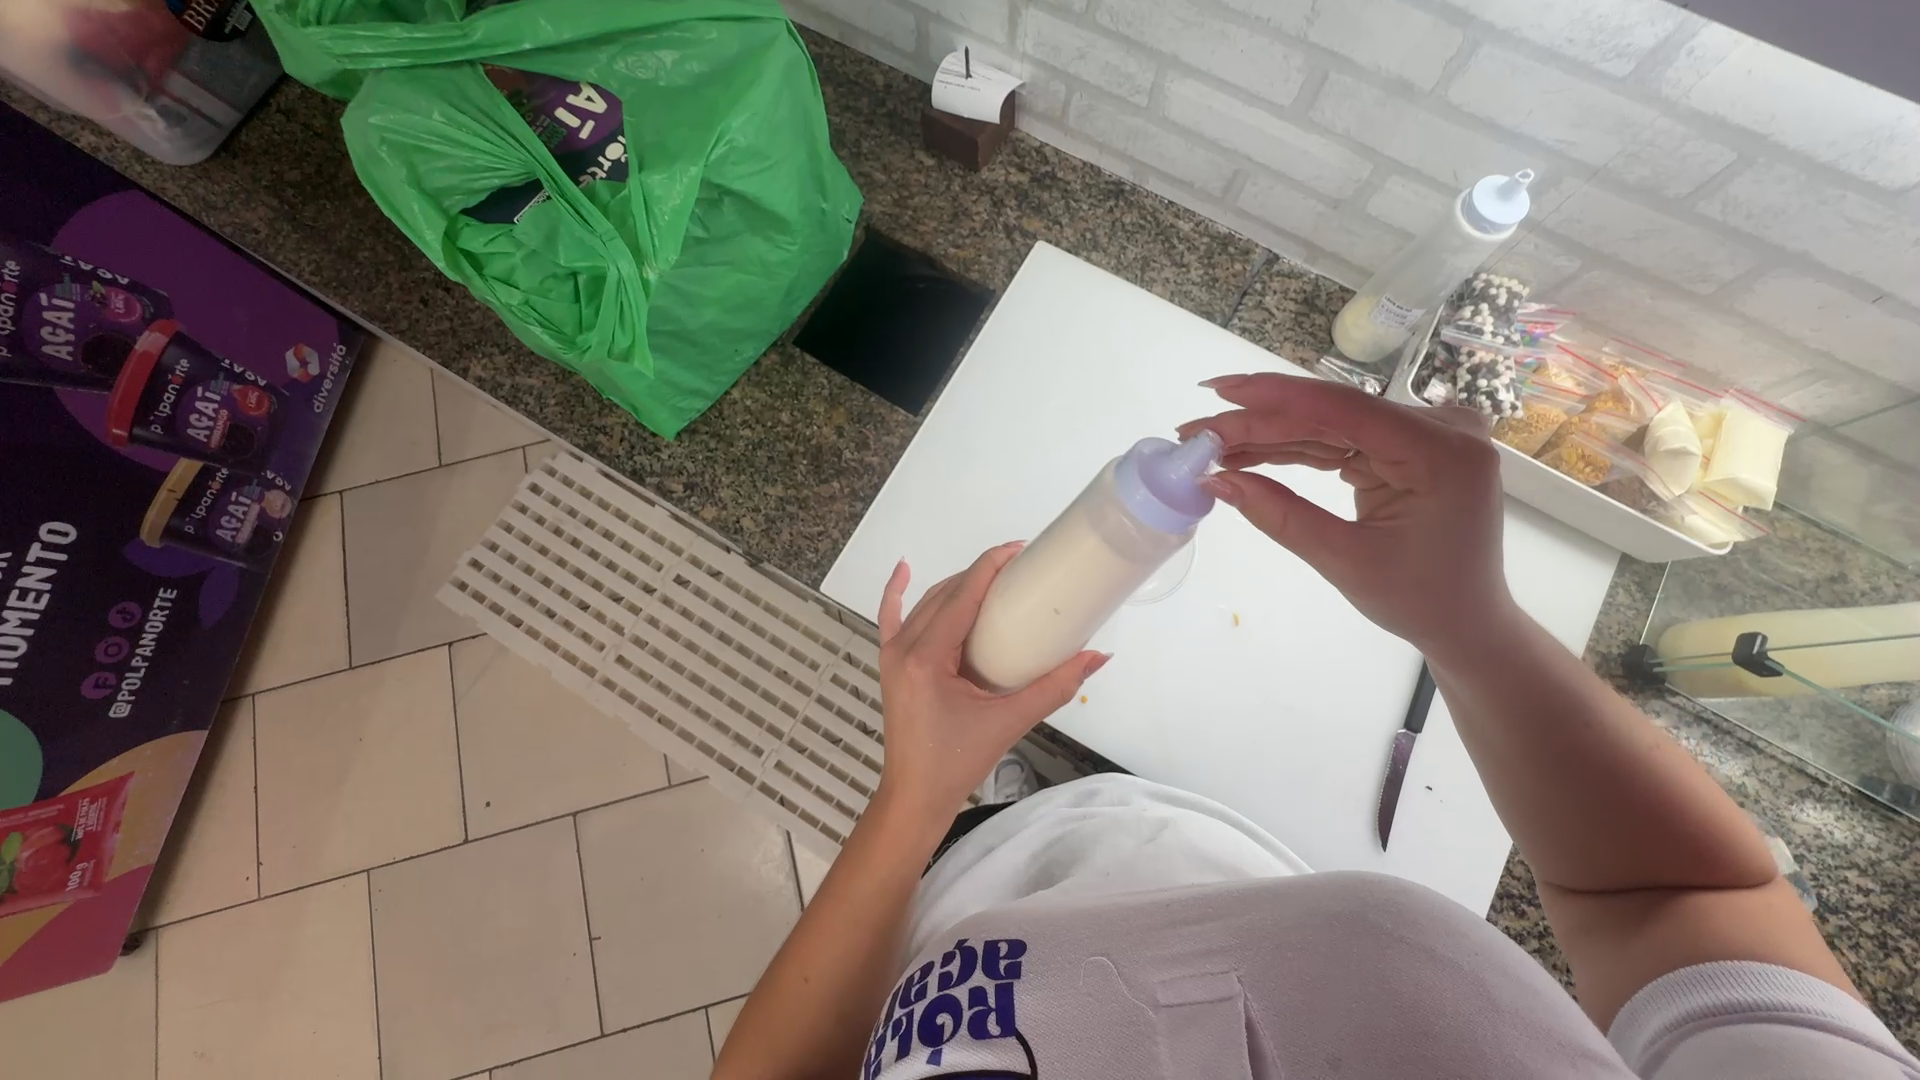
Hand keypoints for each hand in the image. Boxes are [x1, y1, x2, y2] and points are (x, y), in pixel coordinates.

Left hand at [873, 544, 1109, 826]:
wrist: (915, 796)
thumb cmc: (958, 761)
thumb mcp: (1009, 722)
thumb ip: (1055, 687)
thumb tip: (1098, 657)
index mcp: (928, 657)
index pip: (963, 595)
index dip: (991, 566)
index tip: (1019, 549)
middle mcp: (905, 647)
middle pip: (946, 594)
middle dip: (981, 573)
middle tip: (1018, 566)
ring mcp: (893, 654)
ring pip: (926, 603)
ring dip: (957, 584)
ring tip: (993, 574)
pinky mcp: (890, 664)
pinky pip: (891, 618)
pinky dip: (898, 591)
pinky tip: (905, 568)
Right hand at [1178, 374, 1519, 660]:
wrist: (1466, 621)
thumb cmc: (1417, 599)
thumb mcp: (1343, 560)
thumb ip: (1278, 513)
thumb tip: (1214, 480)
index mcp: (1440, 452)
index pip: (1341, 409)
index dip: (1273, 398)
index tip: (1217, 392)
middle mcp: (1440, 428)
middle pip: (1328, 415)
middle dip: (1258, 423)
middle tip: (1195, 431)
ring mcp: (1424, 435)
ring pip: (1327, 426)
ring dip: (1267, 436)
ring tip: (1210, 446)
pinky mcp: (1407, 447)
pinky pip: (1339, 441)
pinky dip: (1293, 449)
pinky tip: (1246, 453)